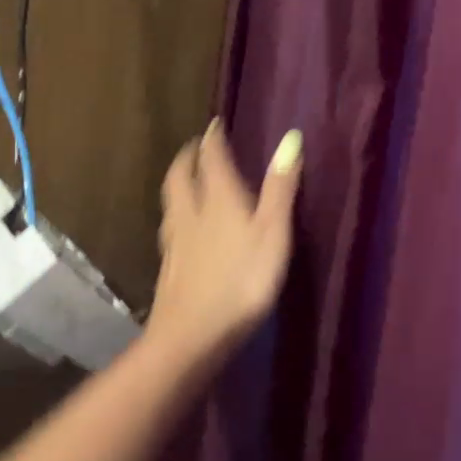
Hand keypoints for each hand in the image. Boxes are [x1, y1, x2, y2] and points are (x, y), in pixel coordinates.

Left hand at [147, 122, 300, 368]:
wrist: (192, 335)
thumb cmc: (242, 280)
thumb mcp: (273, 232)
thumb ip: (280, 187)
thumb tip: (291, 137)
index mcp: (218, 199)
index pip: (211, 159)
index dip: (212, 140)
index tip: (214, 125)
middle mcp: (190, 214)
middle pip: (180, 178)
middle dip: (187, 159)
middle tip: (194, 149)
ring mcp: (175, 243)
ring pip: (171, 204)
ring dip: (177, 187)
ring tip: (185, 183)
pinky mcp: (169, 270)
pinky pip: (171, 231)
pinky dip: (176, 219)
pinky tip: (182, 232)